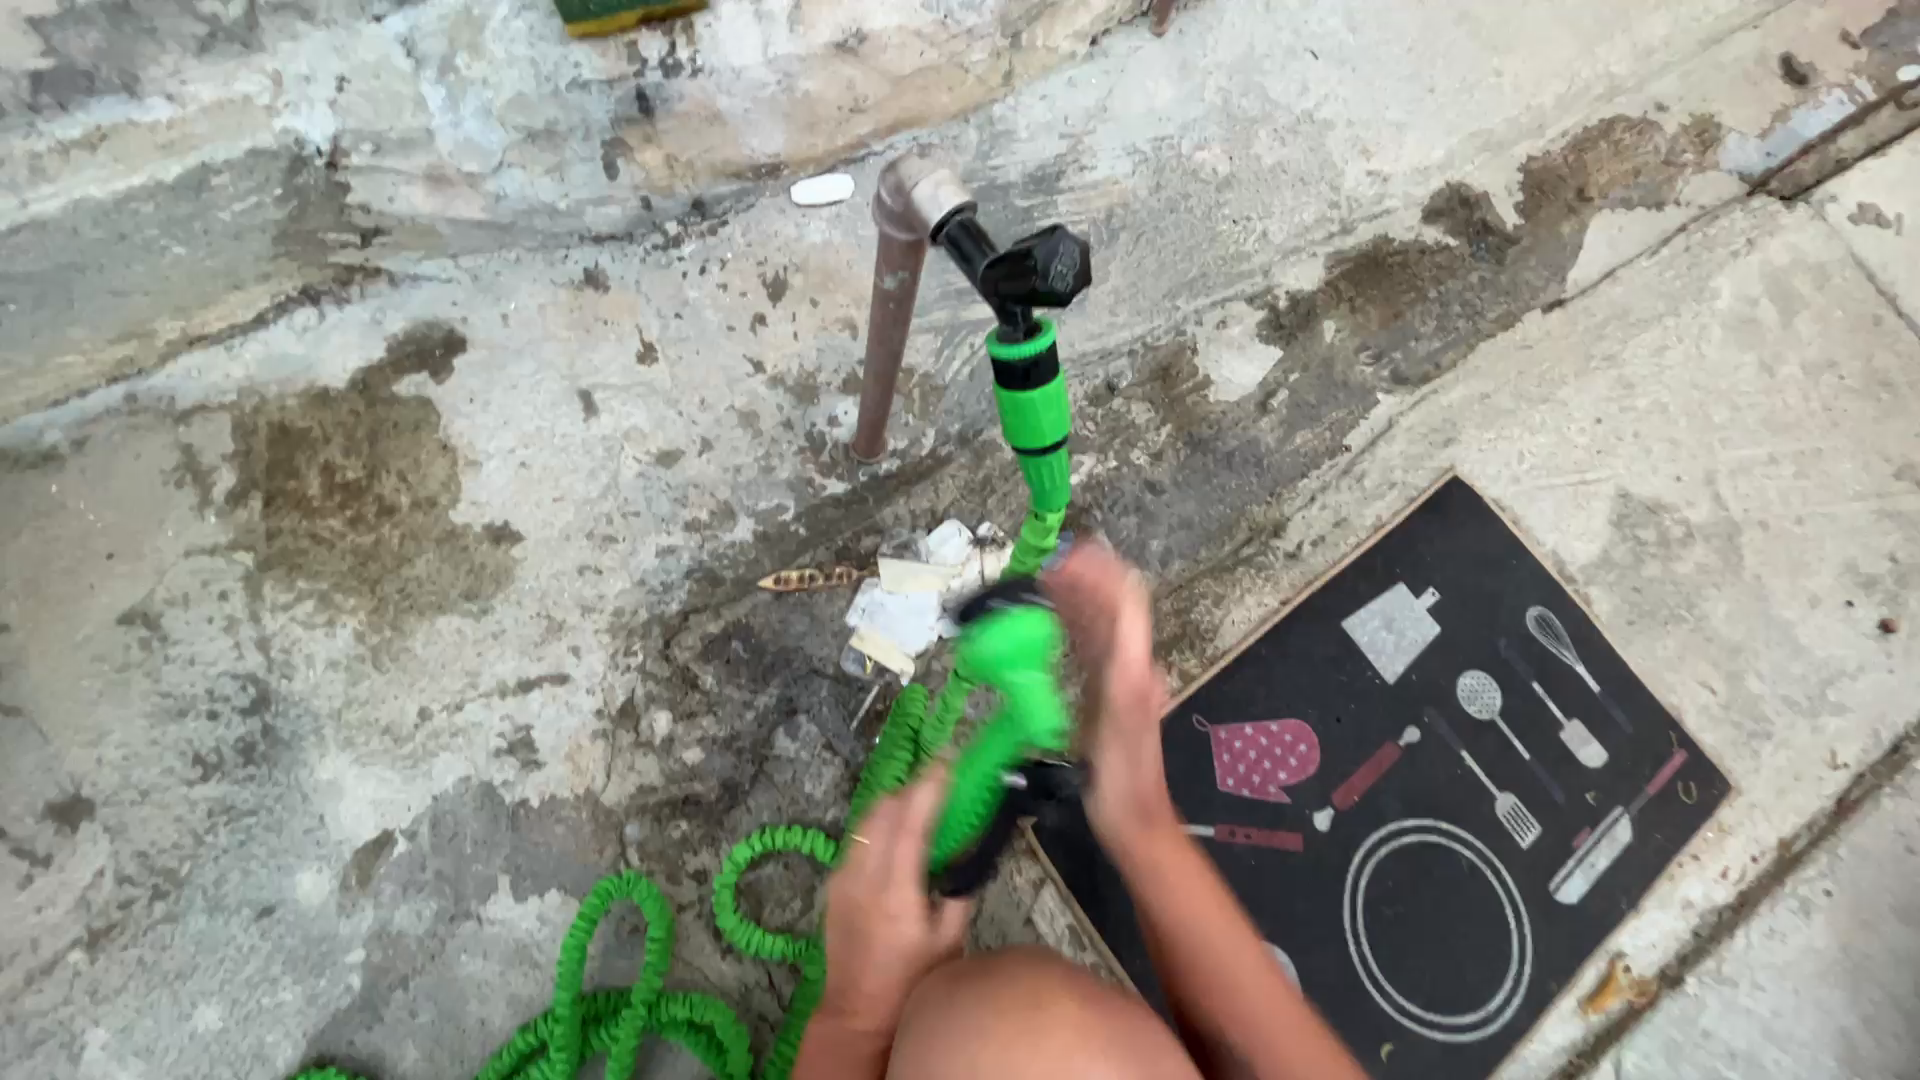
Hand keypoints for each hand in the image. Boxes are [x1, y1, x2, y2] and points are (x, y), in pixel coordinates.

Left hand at [818, 765, 973, 1038]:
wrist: (856, 1012)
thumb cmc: (912, 981)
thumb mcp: (950, 939)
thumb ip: (961, 889)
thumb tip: (968, 848)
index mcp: (896, 890)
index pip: (912, 821)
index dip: (930, 786)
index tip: (948, 761)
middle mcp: (864, 875)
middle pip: (885, 809)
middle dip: (914, 788)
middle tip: (940, 781)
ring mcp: (843, 876)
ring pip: (868, 819)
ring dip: (896, 803)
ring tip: (921, 804)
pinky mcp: (834, 883)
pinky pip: (859, 838)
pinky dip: (881, 825)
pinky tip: (898, 837)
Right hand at [1043, 542, 1178, 847]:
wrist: (1133, 818)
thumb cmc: (1125, 778)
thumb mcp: (1123, 727)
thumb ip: (1122, 673)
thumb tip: (1115, 644)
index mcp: (1133, 665)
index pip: (1124, 602)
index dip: (1100, 574)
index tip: (1066, 558)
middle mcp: (1128, 662)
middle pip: (1108, 606)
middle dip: (1082, 577)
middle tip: (1045, 563)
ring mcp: (1115, 676)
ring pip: (1095, 623)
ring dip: (1073, 596)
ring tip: (1043, 578)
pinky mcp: (1102, 690)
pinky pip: (1085, 646)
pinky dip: (1067, 624)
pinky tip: (1049, 616)